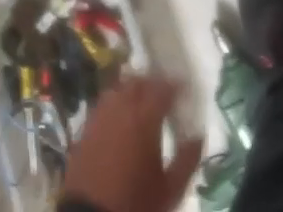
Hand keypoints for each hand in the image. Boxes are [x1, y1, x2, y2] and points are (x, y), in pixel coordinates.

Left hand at [60, 76, 201, 211]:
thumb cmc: (135, 202)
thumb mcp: (171, 189)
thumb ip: (188, 159)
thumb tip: (198, 136)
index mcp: (145, 119)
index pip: (162, 88)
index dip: (176, 84)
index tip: (185, 88)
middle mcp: (120, 109)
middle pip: (137, 81)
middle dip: (152, 82)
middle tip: (164, 93)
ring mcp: (99, 117)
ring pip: (117, 89)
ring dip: (132, 89)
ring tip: (142, 102)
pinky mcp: (84, 129)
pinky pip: (102, 104)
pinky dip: (114, 103)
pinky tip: (120, 117)